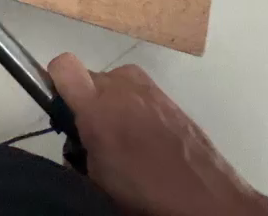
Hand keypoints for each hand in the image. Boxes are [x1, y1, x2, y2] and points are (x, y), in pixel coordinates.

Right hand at [50, 53, 267, 215]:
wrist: (212, 203)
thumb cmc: (148, 196)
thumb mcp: (99, 181)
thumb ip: (80, 148)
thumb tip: (77, 137)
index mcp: (99, 105)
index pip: (61, 66)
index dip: (55, 84)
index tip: (63, 113)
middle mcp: (122, 84)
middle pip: (87, 80)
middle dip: (86, 105)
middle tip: (97, 145)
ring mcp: (148, 86)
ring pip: (113, 87)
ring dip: (111, 108)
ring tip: (127, 148)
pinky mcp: (167, 94)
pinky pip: (136, 94)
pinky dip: (134, 112)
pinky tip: (148, 145)